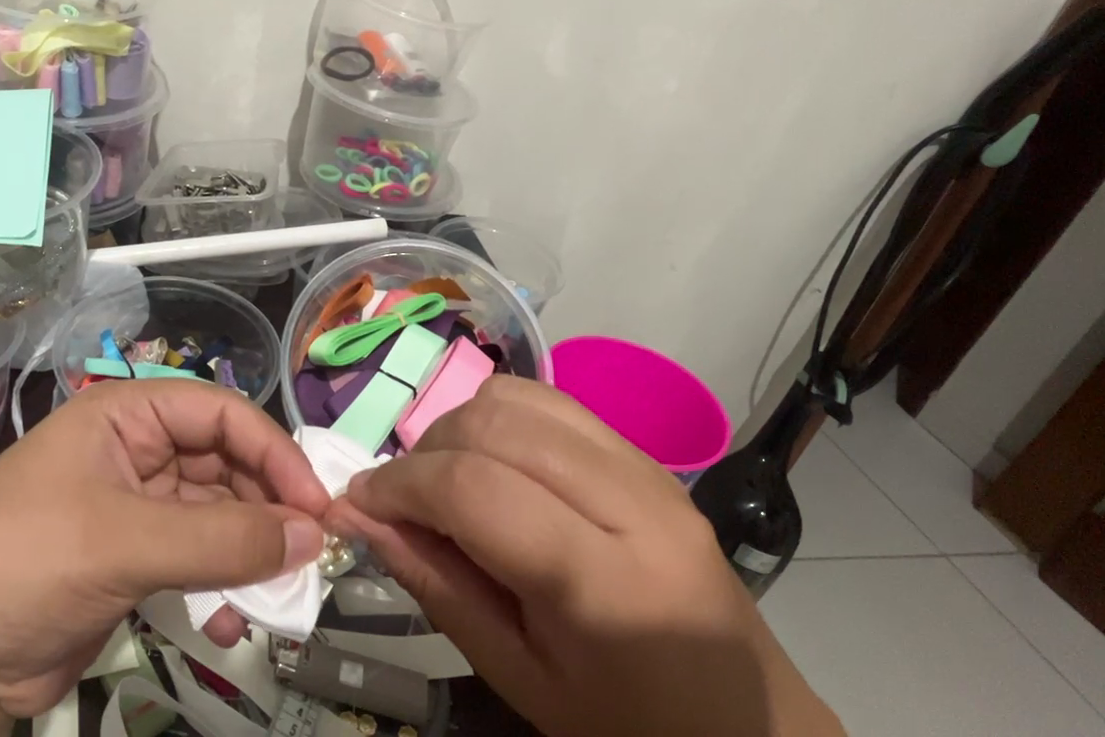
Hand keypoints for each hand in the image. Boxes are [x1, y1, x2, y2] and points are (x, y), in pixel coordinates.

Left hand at [0, 379, 329, 727]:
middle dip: (266, 507)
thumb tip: (313, 535)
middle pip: (224, 463)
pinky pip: (196, 561)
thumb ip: (223, 539)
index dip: (273, 451)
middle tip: (308, 558)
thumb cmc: (22, 564)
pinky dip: (221, 586)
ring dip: (249, 553)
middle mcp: (132, 453)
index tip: (317, 506)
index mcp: (123, 416)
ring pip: (216, 516)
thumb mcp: (123, 542)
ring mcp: (131, 511)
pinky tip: (231, 622)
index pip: (220, 413)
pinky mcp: (130, 564)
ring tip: (276, 597)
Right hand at [325, 377, 841, 736]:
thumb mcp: (520, 678)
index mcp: (605, 586)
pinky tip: (492, 463)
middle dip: (423, 452)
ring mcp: (648, 469)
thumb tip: (357, 517)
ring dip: (458, 427)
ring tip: (444, 480)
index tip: (358, 504)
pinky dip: (498, 417)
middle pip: (494, 427)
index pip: (475, 490)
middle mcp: (634, 505)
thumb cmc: (627, 723)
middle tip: (400, 501)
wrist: (748, 720)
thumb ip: (436, 587)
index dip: (400, 485)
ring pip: (518, 399)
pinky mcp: (647, 456)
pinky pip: (551, 403)